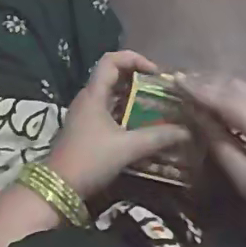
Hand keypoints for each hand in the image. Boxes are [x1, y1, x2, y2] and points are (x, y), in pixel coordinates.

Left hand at [47, 51, 191, 195]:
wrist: (58, 188)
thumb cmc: (90, 160)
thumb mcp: (127, 148)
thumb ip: (157, 137)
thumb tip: (187, 131)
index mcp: (94, 94)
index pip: (111, 60)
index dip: (134, 59)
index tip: (155, 73)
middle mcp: (88, 98)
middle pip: (113, 75)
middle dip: (138, 78)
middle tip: (162, 90)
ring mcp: (86, 114)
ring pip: (112, 94)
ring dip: (134, 96)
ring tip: (158, 106)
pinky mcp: (86, 128)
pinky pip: (109, 110)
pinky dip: (126, 111)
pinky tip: (143, 125)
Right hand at [175, 74, 245, 235]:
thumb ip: (221, 146)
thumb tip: (197, 118)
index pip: (226, 99)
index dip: (198, 89)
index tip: (174, 81)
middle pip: (237, 87)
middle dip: (206, 82)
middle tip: (179, 80)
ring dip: (220, 83)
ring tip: (194, 84)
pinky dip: (235, 90)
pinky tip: (222, 95)